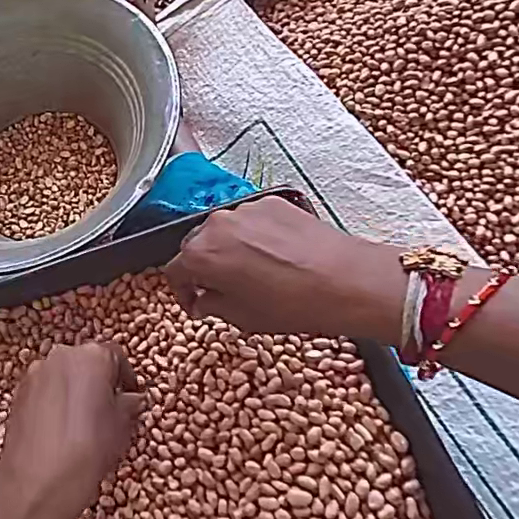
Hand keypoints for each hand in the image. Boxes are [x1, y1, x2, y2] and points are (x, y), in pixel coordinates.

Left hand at [0, 341, 145, 518]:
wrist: (36, 484)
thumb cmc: (86, 451)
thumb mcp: (121, 427)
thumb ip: (129, 405)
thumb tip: (131, 400)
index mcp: (92, 356)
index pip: (116, 356)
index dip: (126, 377)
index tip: (131, 395)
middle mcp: (61, 356)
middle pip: (87, 362)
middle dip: (99, 382)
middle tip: (111, 409)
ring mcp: (35, 374)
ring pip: (63, 375)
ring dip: (75, 391)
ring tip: (86, 423)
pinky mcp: (18, 394)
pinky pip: (44, 391)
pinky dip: (55, 402)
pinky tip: (63, 430)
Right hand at [164, 196, 407, 342]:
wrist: (345, 280)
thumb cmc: (294, 303)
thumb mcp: (243, 317)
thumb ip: (212, 304)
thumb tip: (204, 299)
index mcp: (200, 255)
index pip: (174, 270)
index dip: (182, 292)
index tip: (195, 302)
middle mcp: (217, 225)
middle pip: (196, 245)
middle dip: (204, 268)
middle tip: (221, 290)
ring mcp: (246, 209)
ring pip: (224, 230)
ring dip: (229, 250)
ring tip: (253, 273)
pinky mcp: (272, 202)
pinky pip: (251, 220)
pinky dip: (254, 237)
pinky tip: (274, 257)